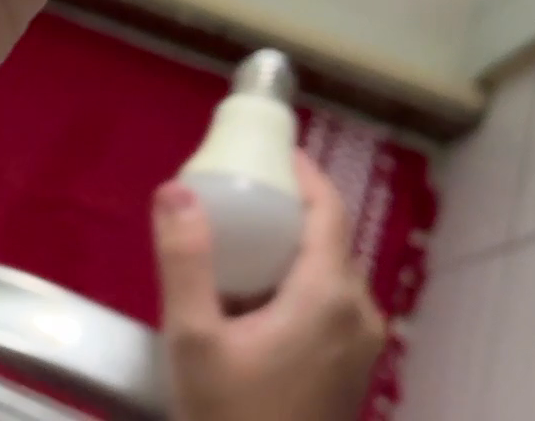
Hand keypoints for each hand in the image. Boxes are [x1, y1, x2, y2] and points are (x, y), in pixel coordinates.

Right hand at [154, 155, 387, 420]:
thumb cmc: (231, 412)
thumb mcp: (193, 336)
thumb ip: (184, 259)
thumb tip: (175, 186)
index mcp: (329, 298)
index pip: (329, 213)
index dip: (303, 170)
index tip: (263, 142)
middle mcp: (359, 313)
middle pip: (330, 234)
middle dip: (286, 197)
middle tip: (232, 174)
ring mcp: (359, 340)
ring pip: (329, 263)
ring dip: (288, 231)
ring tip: (235, 214)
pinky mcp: (347, 359)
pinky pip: (326, 289)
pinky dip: (293, 263)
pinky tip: (249, 272)